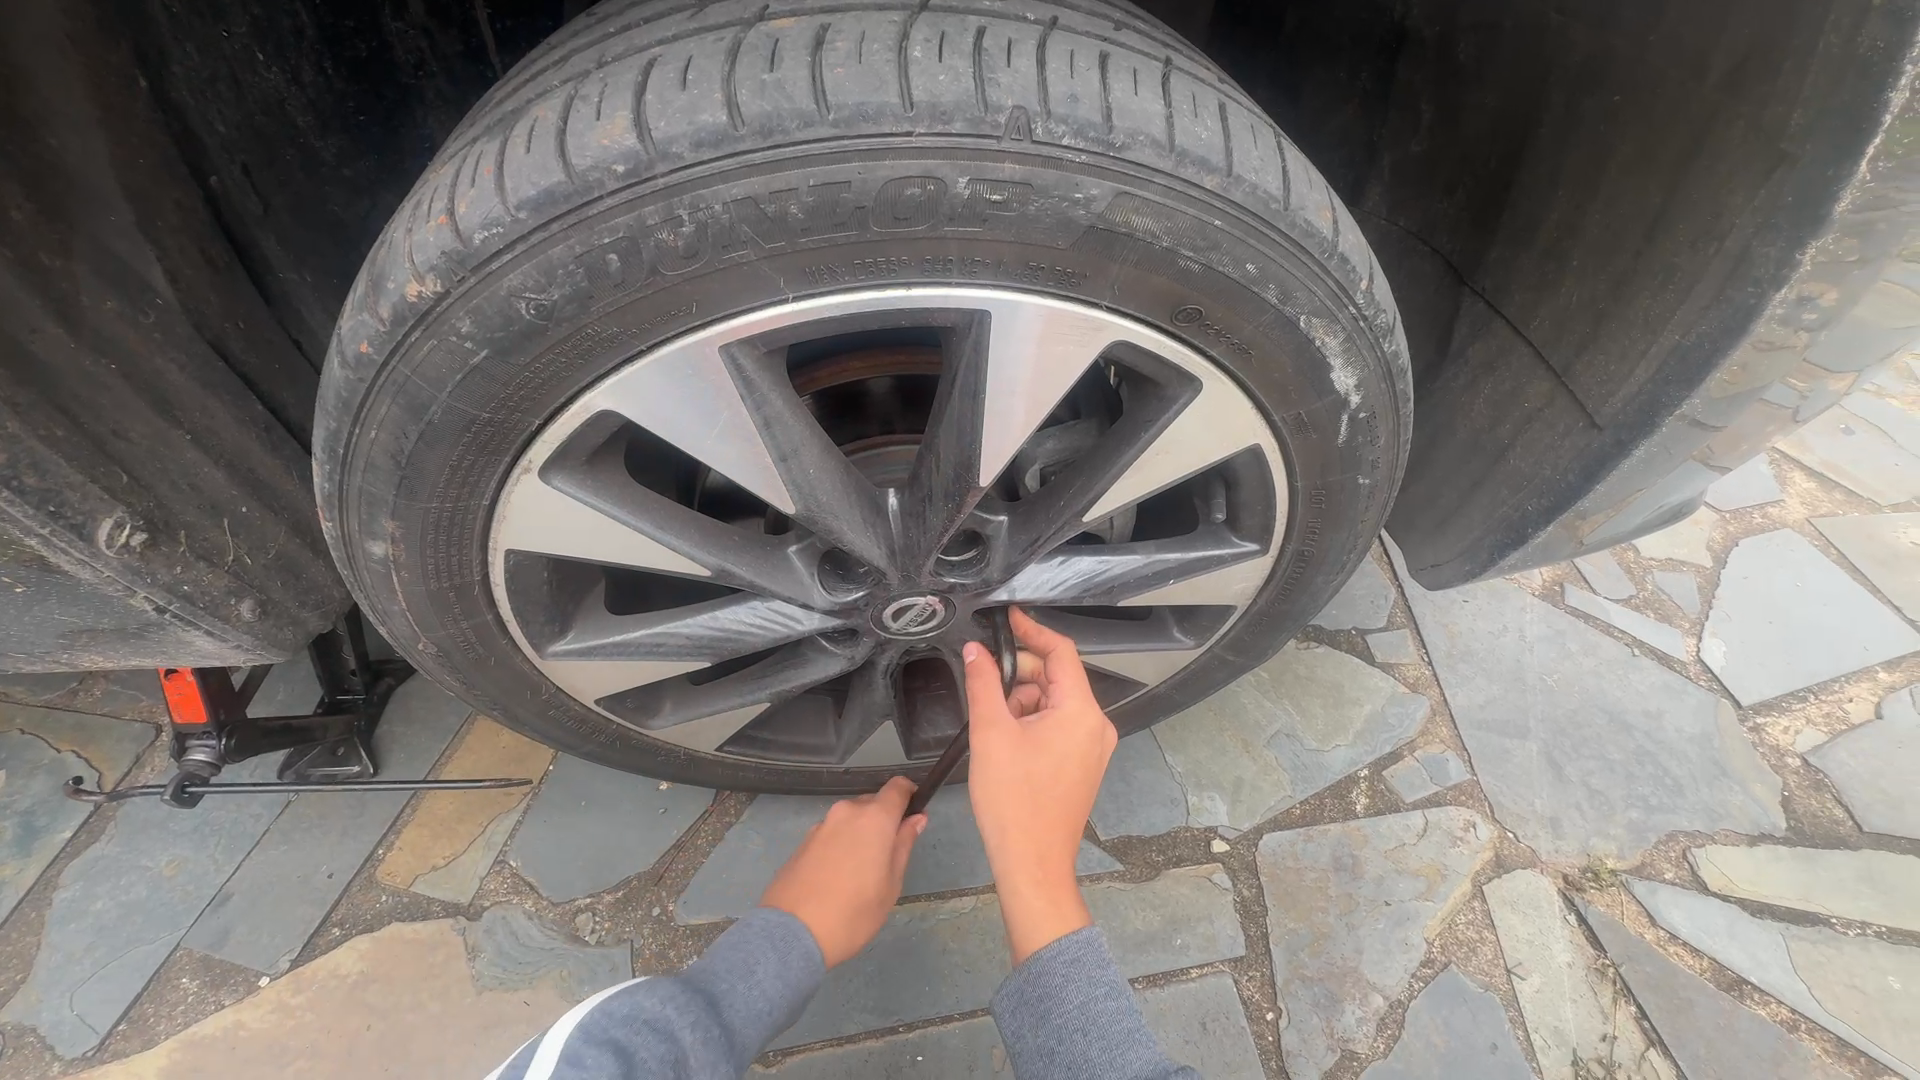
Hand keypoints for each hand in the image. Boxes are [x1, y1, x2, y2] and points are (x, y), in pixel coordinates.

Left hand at [759, 776, 927, 967]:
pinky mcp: (803, 841)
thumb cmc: (854, 913)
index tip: (914, 812)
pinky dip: (840, 844)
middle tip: (887, 855)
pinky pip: (831, 833)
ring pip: (850, 819)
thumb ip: (903, 845)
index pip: (897, 787)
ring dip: (860, 833)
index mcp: (874, 818)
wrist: (792, 934)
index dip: (909, 794)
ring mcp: (821, 825)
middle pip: (873, 803)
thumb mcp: (891, 884)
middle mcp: (847, 812)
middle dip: (884, 820)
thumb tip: (916, 818)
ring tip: (860, 871)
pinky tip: (836, 877)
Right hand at [962, 607, 1117, 964]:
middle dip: (1019, 677)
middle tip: (985, 689)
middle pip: (1056, 677)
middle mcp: (1096, 724)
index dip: (1032, 630)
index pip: (1061, 652)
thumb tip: (975, 650)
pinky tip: (1008, 743)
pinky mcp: (1084, 763)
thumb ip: (982, 683)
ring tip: (994, 731)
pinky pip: (1058, 725)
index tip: (1006, 618)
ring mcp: (1093, 746)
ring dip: (1022, 703)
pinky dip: (1032, 722)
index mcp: (1081, 711)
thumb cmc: (1012, 801)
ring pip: (1054, 702)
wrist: (1032, 864)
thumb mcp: (990, 734)